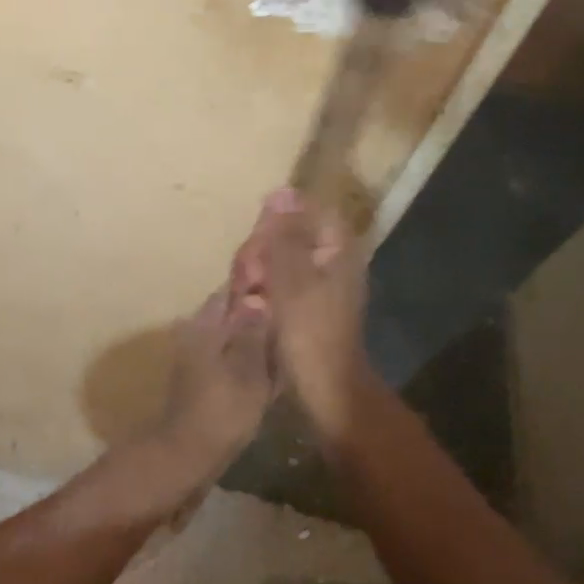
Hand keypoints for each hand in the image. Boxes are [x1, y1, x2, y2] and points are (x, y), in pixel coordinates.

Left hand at [145, 287, 275, 489]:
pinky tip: (270, 369)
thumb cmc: (222, 408)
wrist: (188, 453)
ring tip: (286, 338)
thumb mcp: (247, 368)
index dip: (254, 282)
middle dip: (257, 310)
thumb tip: (257, 296)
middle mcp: (196, 336)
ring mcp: (197, 360)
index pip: (230, 291)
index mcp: (205, 326)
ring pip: (232, 337)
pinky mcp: (203, 382)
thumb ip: (253, 331)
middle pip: (231, 314)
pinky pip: (230, 360)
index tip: (281, 276)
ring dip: (255, 337)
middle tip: (291, 309)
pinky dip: (249, 360)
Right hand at [234, 189, 378, 443]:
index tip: (255, 242)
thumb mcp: (291, 279)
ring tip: (246, 297)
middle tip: (247, 278)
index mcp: (337, 251)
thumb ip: (283, 236)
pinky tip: (249, 308)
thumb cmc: (311, 333)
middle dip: (261, 252)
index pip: (308, 212)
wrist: (327, 392)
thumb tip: (280, 191)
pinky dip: (261, 294)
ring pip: (278, 263)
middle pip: (289, 237)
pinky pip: (277, 288)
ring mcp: (319, 289)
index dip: (277, 221)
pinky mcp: (305, 311)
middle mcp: (332, 264)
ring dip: (257, 275)